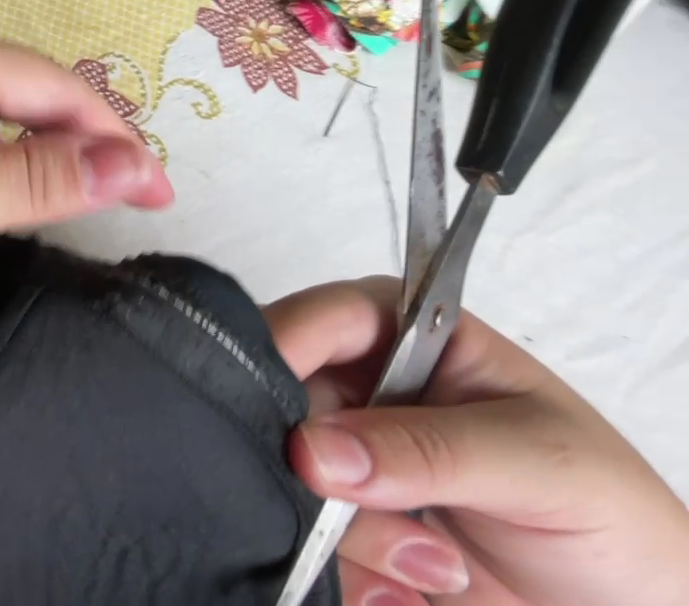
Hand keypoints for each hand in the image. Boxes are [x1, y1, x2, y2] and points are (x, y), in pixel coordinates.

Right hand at [266, 278, 688, 605]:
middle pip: (282, 397)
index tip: (283, 417)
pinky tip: (406, 589)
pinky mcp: (332, 512)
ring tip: (430, 565)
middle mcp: (356, 386)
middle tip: (376, 513)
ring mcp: (338, 452)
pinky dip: (341, 569)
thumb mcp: (543, 467)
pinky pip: (292, 530)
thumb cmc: (615, 521)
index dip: (287, 349)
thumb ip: (430, 450)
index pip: (321, 318)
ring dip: (344, 530)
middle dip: (318, 464)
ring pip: (282, 469)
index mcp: (401, 338)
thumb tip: (312, 449)